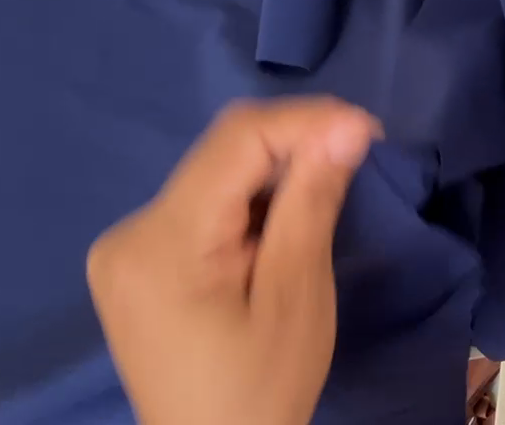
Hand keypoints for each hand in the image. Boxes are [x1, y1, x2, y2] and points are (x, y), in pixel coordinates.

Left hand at [87, 98, 381, 424]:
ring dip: (286, 163)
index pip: (239, 140)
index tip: (372, 134)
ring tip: (336, 182)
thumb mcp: (297, 292)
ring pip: (224, 165)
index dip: (311, 120)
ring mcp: (132, 244)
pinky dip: (263, 189)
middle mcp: (132, 232)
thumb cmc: (260, 384)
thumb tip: (349, 126)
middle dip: (303, 138)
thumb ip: (312, 202)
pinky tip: (293, 211)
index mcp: (161, 244)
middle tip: (364, 154)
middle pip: (228, 148)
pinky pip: (214, 192)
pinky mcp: (146, 255)